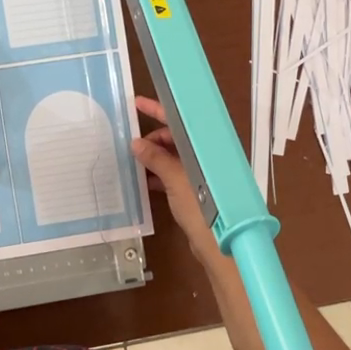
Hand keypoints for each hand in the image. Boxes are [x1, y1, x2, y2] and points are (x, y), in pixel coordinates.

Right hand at [128, 96, 223, 265]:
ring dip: (154, 158)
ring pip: (173, 158)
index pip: (181, 122)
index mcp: (205, 148)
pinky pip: (173, 176)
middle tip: (132, 146)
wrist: (217, 245)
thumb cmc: (201, 208)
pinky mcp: (195, 193)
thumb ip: (157, 159)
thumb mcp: (176, 180)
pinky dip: (159, 175)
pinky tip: (143, 181)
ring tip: (133, 162)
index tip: (137, 103)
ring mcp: (200, 175)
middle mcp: (205, 158)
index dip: (159, 110)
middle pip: (177, 139)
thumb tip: (136, 143)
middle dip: (153, 139)